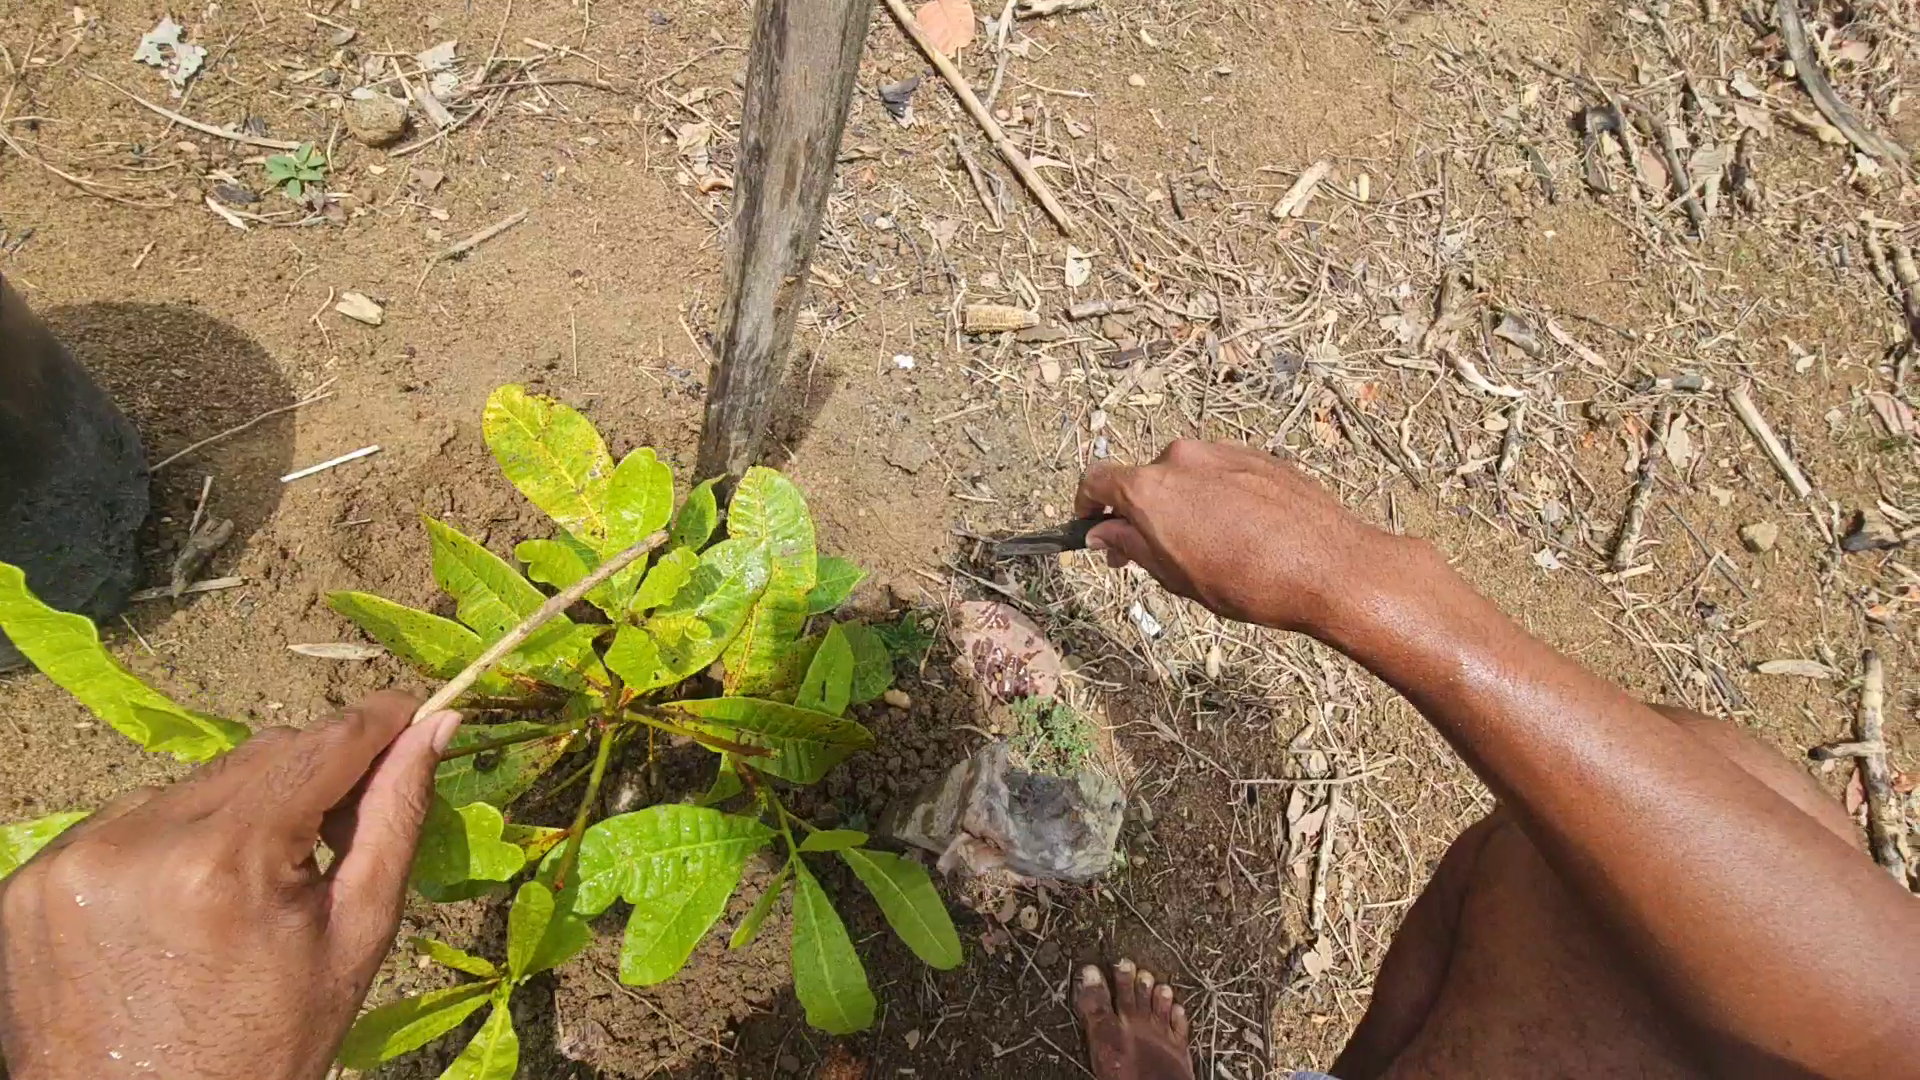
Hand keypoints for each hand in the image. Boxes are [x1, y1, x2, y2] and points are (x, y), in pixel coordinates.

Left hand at [0, 692, 459, 1079]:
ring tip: (281, 858)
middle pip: (267, 752)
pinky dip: (200, 823)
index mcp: (225, 858)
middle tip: (356, 817)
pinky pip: (149, 811)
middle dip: (327, 765)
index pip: (324, 743)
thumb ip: (399, 810)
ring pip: (211, 777)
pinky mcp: (33, 878)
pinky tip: (213, 876)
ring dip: (263, 794)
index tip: (422, 711)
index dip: (383, 718)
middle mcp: (135, 841)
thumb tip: (441, 723)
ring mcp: (70, 859)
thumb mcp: (363, 921)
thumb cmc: (277, 1030)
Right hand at [1075, 440, 1404, 633]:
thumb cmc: (1247, 580)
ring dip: (1177, 505)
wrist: (1330, 568)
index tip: (1090, 524)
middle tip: (1147, 551)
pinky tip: (1235, 531)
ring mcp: (1222, 453)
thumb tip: (1103, 532)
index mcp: (1150, 487)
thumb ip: (1131, 545)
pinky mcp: (1257, 457)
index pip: (1096, 481)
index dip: (1086, 505)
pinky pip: (1217, 473)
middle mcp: (1180, 459)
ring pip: (1182, 477)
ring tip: (1201, 546)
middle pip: (1141, 480)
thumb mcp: (1173, 575)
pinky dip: (1211, 497)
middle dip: (1136, 512)